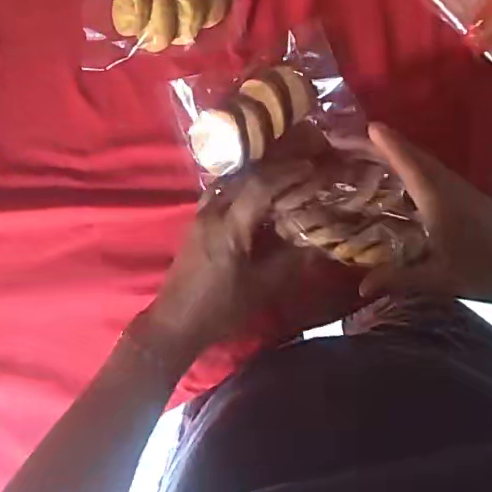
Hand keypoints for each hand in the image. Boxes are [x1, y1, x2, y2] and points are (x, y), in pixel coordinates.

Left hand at [138, 161, 313, 363]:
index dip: (287, 174)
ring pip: (230, 182)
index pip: (260, 186)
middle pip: (245, 177)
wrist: (176, 323)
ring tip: (281, 179)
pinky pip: (220, 192)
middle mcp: (212, 213)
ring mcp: (200, 215)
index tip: (310, 168)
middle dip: (275, 170)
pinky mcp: (195, 223)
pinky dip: (240, 186)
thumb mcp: (262, 288)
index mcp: (229, 227)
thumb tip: (314, 239)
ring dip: (256, 176)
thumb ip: (289, 260)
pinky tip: (253, 196)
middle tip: (301, 169)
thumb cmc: (221, 309)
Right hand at [359, 123, 491, 310]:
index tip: (370, 126)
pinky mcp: (470, 197)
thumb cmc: (483, 271)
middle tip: (365, 136)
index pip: (408, 163)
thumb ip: (397, 279)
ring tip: (381, 153)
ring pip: (429, 163)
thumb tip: (360, 288)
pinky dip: (418, 166)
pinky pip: (437, 172)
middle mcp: (448, 186)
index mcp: (436, 197)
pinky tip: (410, 178)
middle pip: (417, 157)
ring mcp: (462, 189)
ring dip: (406, 153)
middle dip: (392, 144)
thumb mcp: (436, 279)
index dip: (388, 143)